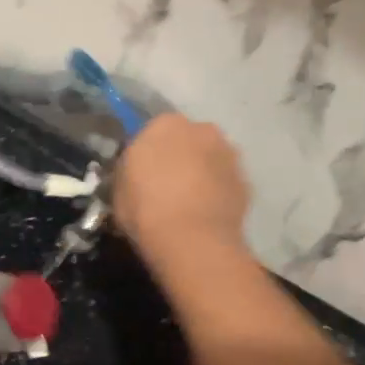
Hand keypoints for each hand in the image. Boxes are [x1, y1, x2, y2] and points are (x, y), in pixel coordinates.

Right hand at [114, 113, 251, 259]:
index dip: (148, 152)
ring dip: (202, 172)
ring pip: (211, 159)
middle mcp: (202, 130)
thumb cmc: (145, 209)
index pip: (154, 130)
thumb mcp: (118, 187)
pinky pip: (225, 182)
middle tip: (165, 185)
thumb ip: (130, 169)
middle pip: (188, 140)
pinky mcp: (246, 182)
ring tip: (188, 202)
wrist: (192, 240)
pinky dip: (217, 192)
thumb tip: (138, 171)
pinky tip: (205, 214)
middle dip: (180, 156)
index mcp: (165, 124)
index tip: (141, 172)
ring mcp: (229, 155)